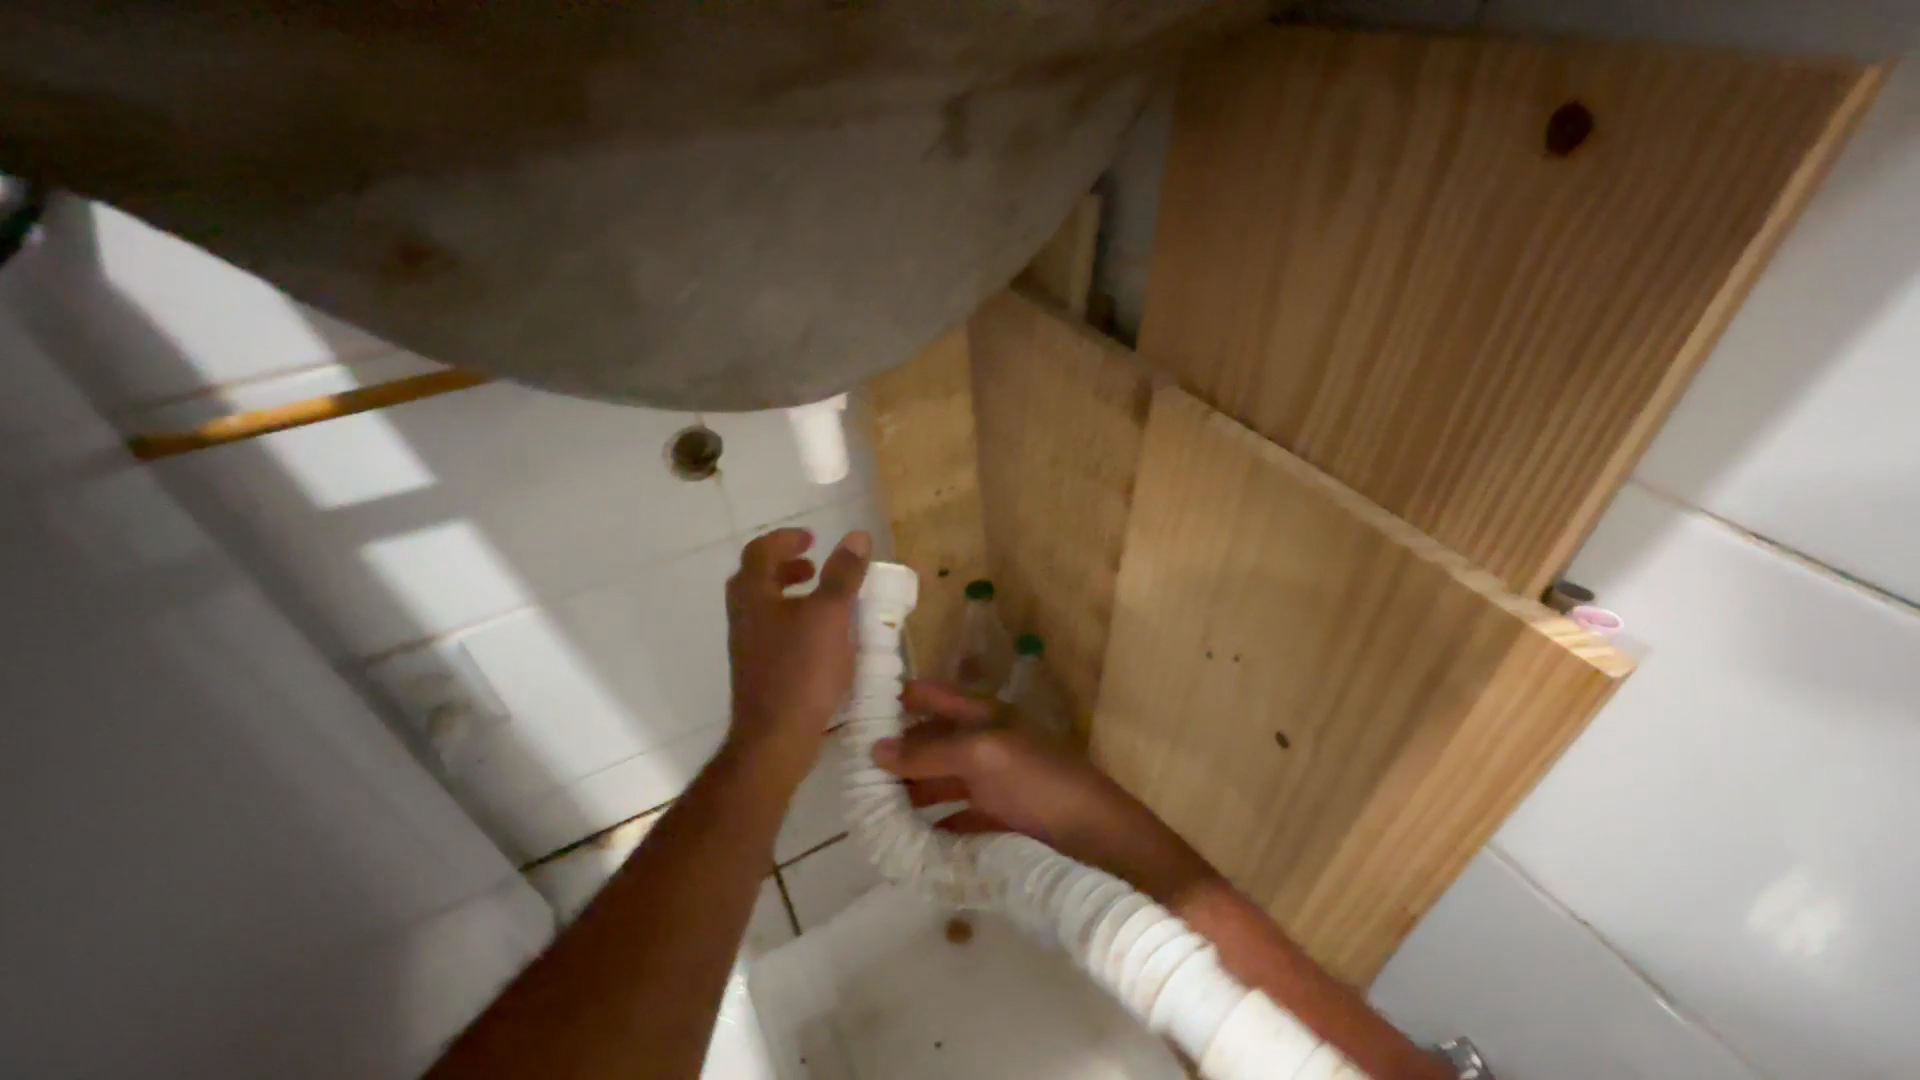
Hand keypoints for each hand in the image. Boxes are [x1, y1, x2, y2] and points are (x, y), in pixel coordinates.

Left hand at [724, 527, 869, 782]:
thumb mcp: (830, 615)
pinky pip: (773, 633)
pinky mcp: (758, 671)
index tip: (812, 538)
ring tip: (824, 602)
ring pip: (765, 607)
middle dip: (786, 567)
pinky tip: (822, 640)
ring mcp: (747, 646)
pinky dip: (794, 622)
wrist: (775, 737)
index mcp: (753, 595)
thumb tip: (855, 537)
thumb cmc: (802, 669)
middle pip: (756, 578)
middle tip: (814, 566)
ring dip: (791, 595)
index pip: (760, 551)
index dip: (785, 539)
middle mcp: (743, 616)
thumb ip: (842, 574)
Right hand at [873, 680, 1218, 904]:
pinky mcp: (998, 823)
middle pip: (928, 741)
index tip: (851, 714)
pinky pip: (954, 821)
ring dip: (907, 794)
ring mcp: (992, 784)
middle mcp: (984, 744)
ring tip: (869, 813)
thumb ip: (930, 751)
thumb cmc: (1042, 784)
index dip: (894, 699)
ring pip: (937, 783)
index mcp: (984, 715)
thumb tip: (875, 749)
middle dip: (892, 754)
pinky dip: (930, 829)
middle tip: (849, 776)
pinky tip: (906, 842)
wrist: (1100, 842)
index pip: (930, 696)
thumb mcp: (984, 756)